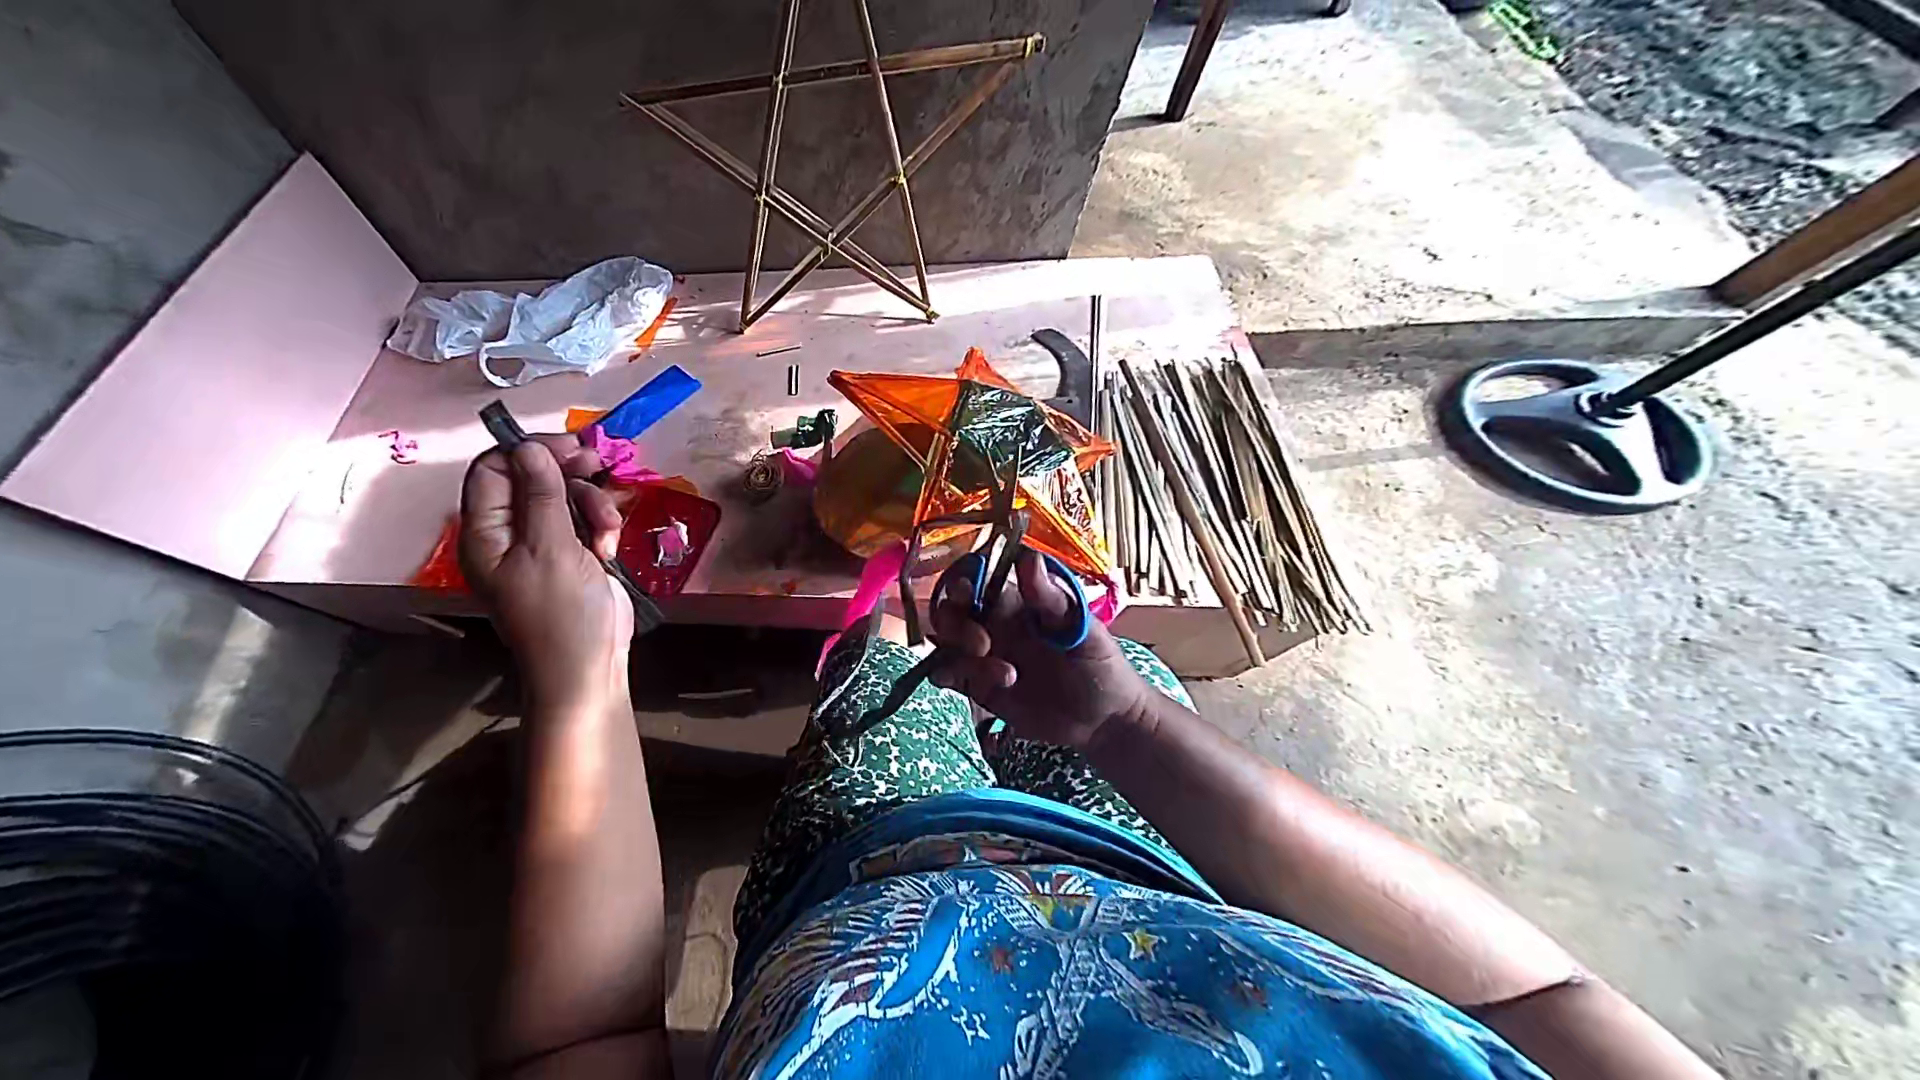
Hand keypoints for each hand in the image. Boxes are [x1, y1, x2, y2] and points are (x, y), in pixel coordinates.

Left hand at [459, 435, 632, 713]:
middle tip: (599, 466)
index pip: (494, 471)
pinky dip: (603, 528)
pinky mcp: (575, 556)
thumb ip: (540, 496)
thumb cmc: (562, 612)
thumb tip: (528, 447)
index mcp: (486, 532)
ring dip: (593, 506)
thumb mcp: (550, 550)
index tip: (570, 445)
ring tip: (607, 533)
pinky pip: (587, 523)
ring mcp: (545, 546)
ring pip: (567, 500)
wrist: (589, 664)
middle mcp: (510, 534)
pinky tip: (610, 549)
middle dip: (568, 475)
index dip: (529, 451)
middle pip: (534, 480)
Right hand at [929, 549, 1152, 749]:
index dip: (964, 579)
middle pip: (952, 607)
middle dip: (954, 620)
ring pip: (945, 639)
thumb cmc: (1100, 666)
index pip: (979, 577)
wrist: (1104, 723)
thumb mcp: (1082, 630)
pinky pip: (946, 672)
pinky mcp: (979, 686)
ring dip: (960, 653)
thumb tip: (1029, 556)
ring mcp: (985, 655)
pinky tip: (968, 683)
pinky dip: (944, 673)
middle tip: (982, 645)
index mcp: (1019, 601)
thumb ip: (1052, 598)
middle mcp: (996, 623)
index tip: (968, 592)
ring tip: (1005, 676)